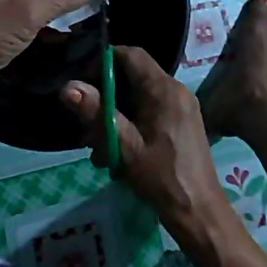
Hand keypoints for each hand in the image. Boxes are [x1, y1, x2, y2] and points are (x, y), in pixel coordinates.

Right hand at [60, 46, 230, 238]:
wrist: (198, 211)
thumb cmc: (161, 177)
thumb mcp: (124, 146)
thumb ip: (97, 114)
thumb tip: (68, 87)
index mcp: (164, 89)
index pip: (131, 55)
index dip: (104, 61)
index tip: (82, 80)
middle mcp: (175, 90)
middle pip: (133, 78)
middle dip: (106, 98)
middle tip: (85, 125)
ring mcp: (181, 107)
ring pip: (139, 99)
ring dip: (116, 118)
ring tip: (98, 149)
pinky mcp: (181, 123)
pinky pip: (150, 112)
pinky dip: (131, 126)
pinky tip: (117, 155)